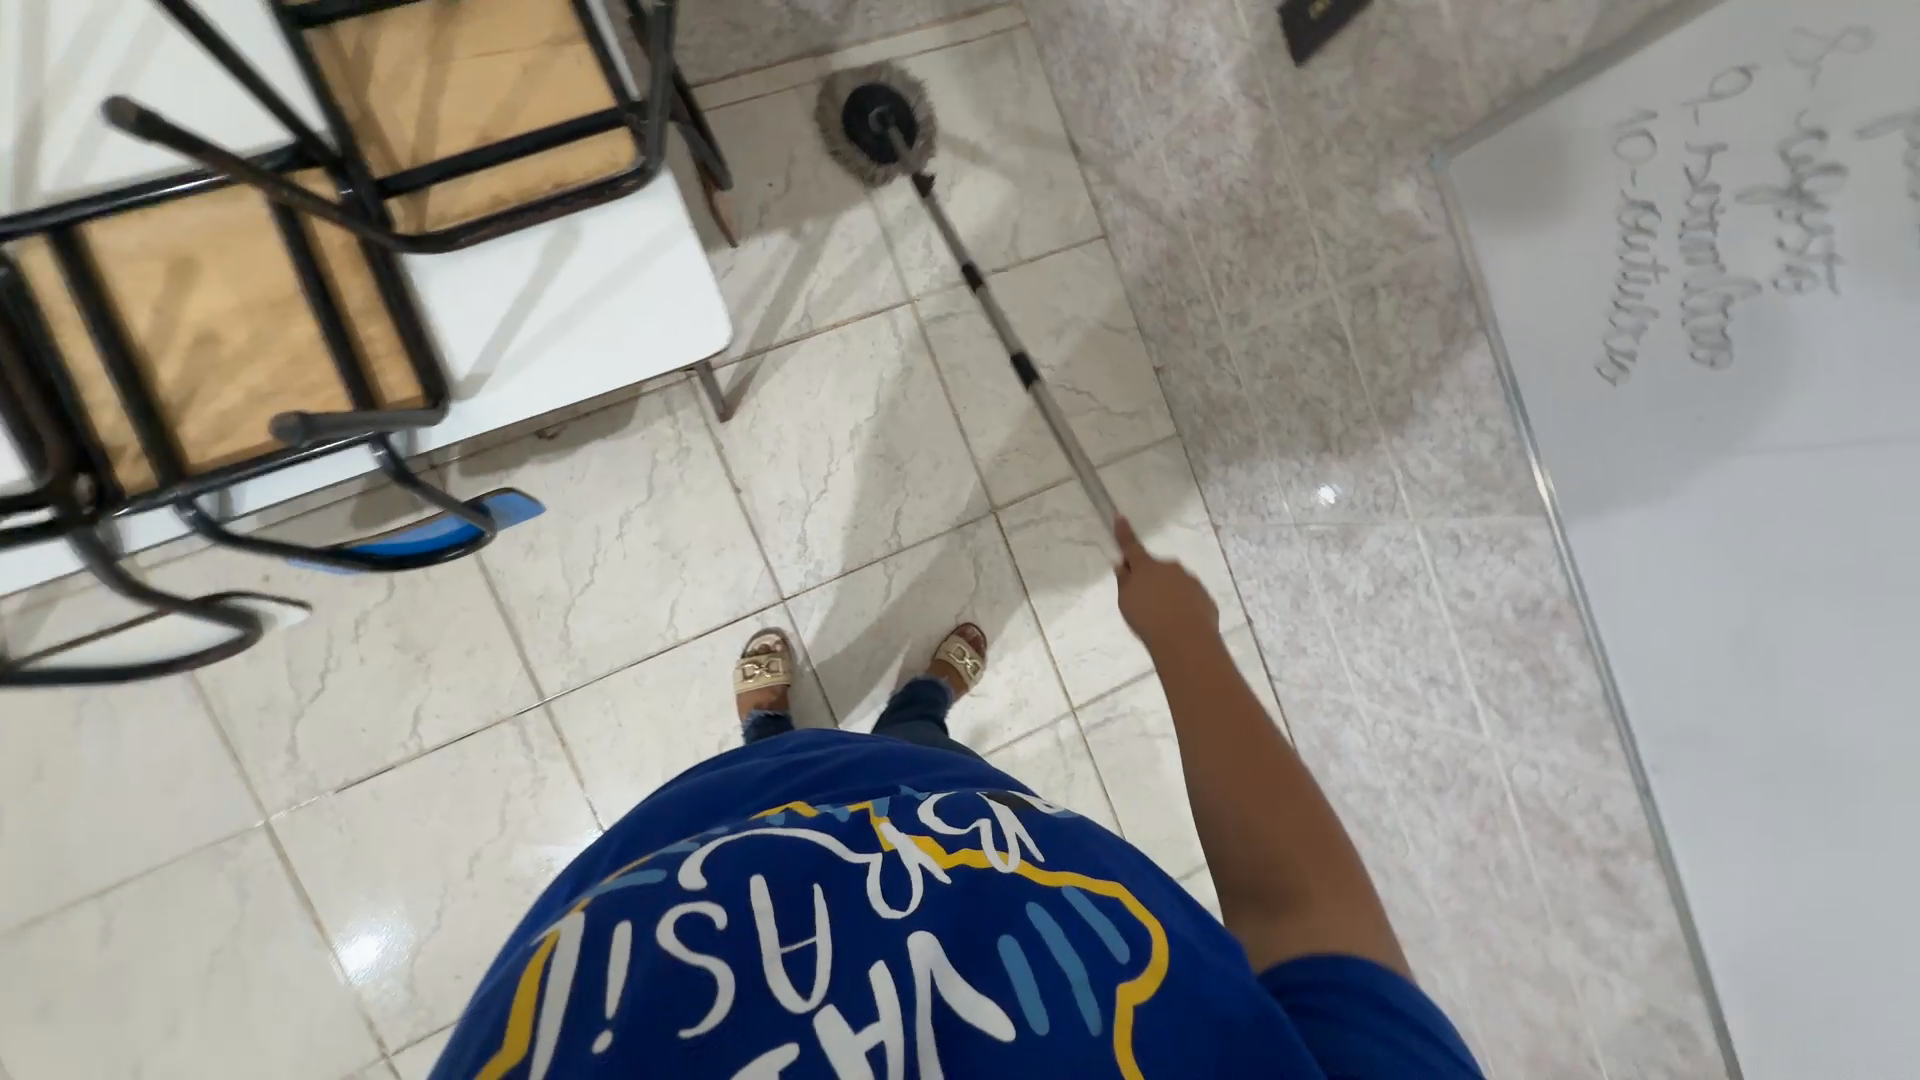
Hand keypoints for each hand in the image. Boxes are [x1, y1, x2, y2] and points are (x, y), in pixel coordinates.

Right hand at [1113, 516, 1218, 652]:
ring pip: (1174, 583)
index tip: (1120, 516)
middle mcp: (1170, 567)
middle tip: (1143, 603)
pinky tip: (1179, 624)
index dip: (1124, 533)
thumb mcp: (1126, 602)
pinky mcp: (1204, 597)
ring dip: (1167, 594)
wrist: (1185, 639)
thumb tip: (1123, 566)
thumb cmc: (1147, 619)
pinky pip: (1189, 598)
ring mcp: (1190, 580)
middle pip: (1156, 569)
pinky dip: (1182, 606)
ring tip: (1162, 619)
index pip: (1131, 546)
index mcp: (1147, 566)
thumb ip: (1124, 582)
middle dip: (1150, 579)